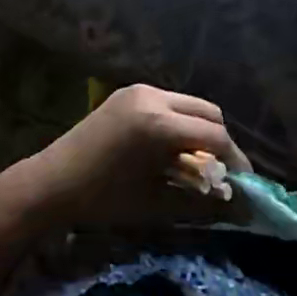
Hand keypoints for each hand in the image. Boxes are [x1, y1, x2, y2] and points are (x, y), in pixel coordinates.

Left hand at [18, 84, 250, 229]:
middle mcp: (151, 97)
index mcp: (159, 123)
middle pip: (207, 111)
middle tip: (221, 173)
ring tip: (197, 162)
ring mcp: (136, 91)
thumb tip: (240, 204)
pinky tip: (171, 149)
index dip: (236, 160)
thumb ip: (203, 200)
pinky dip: (178, 122)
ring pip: (187, 104)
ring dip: (199, 129)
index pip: (216, 135)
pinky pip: (166, 102)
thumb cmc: (105, 197)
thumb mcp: (159, 203)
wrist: (54, 181)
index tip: (243, 184)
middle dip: (220, 141)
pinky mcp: (125, 94)